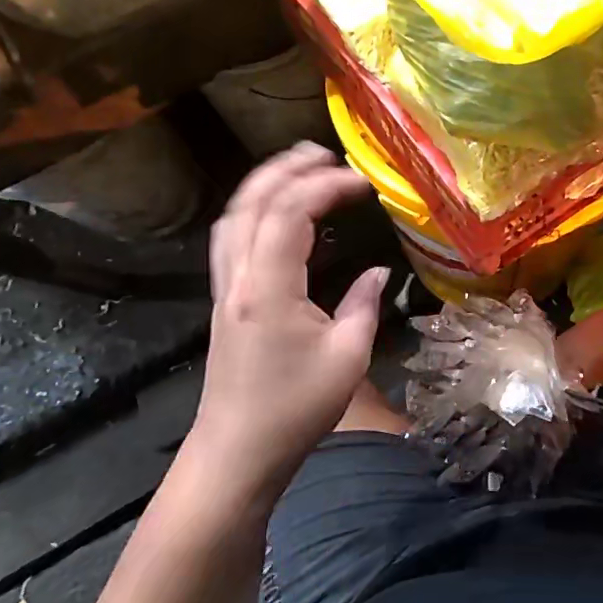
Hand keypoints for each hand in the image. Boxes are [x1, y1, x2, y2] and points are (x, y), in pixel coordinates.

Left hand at [193, 143, 389, 487]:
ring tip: (298, 169)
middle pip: (252, 202)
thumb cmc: (296, 408)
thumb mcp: (347, 358)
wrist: (239, 449)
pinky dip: (254, 212)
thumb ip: (363, 306)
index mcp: (268, 287)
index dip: (326, 186)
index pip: (291, 212)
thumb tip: (378, 274)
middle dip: (287, 168)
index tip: (363, 181)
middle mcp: (238, 277)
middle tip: (325, 153)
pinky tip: (276, 216)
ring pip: (234, 217)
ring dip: (264, 185)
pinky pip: (232, 239)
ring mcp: (225, 288)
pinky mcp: (224, 302)